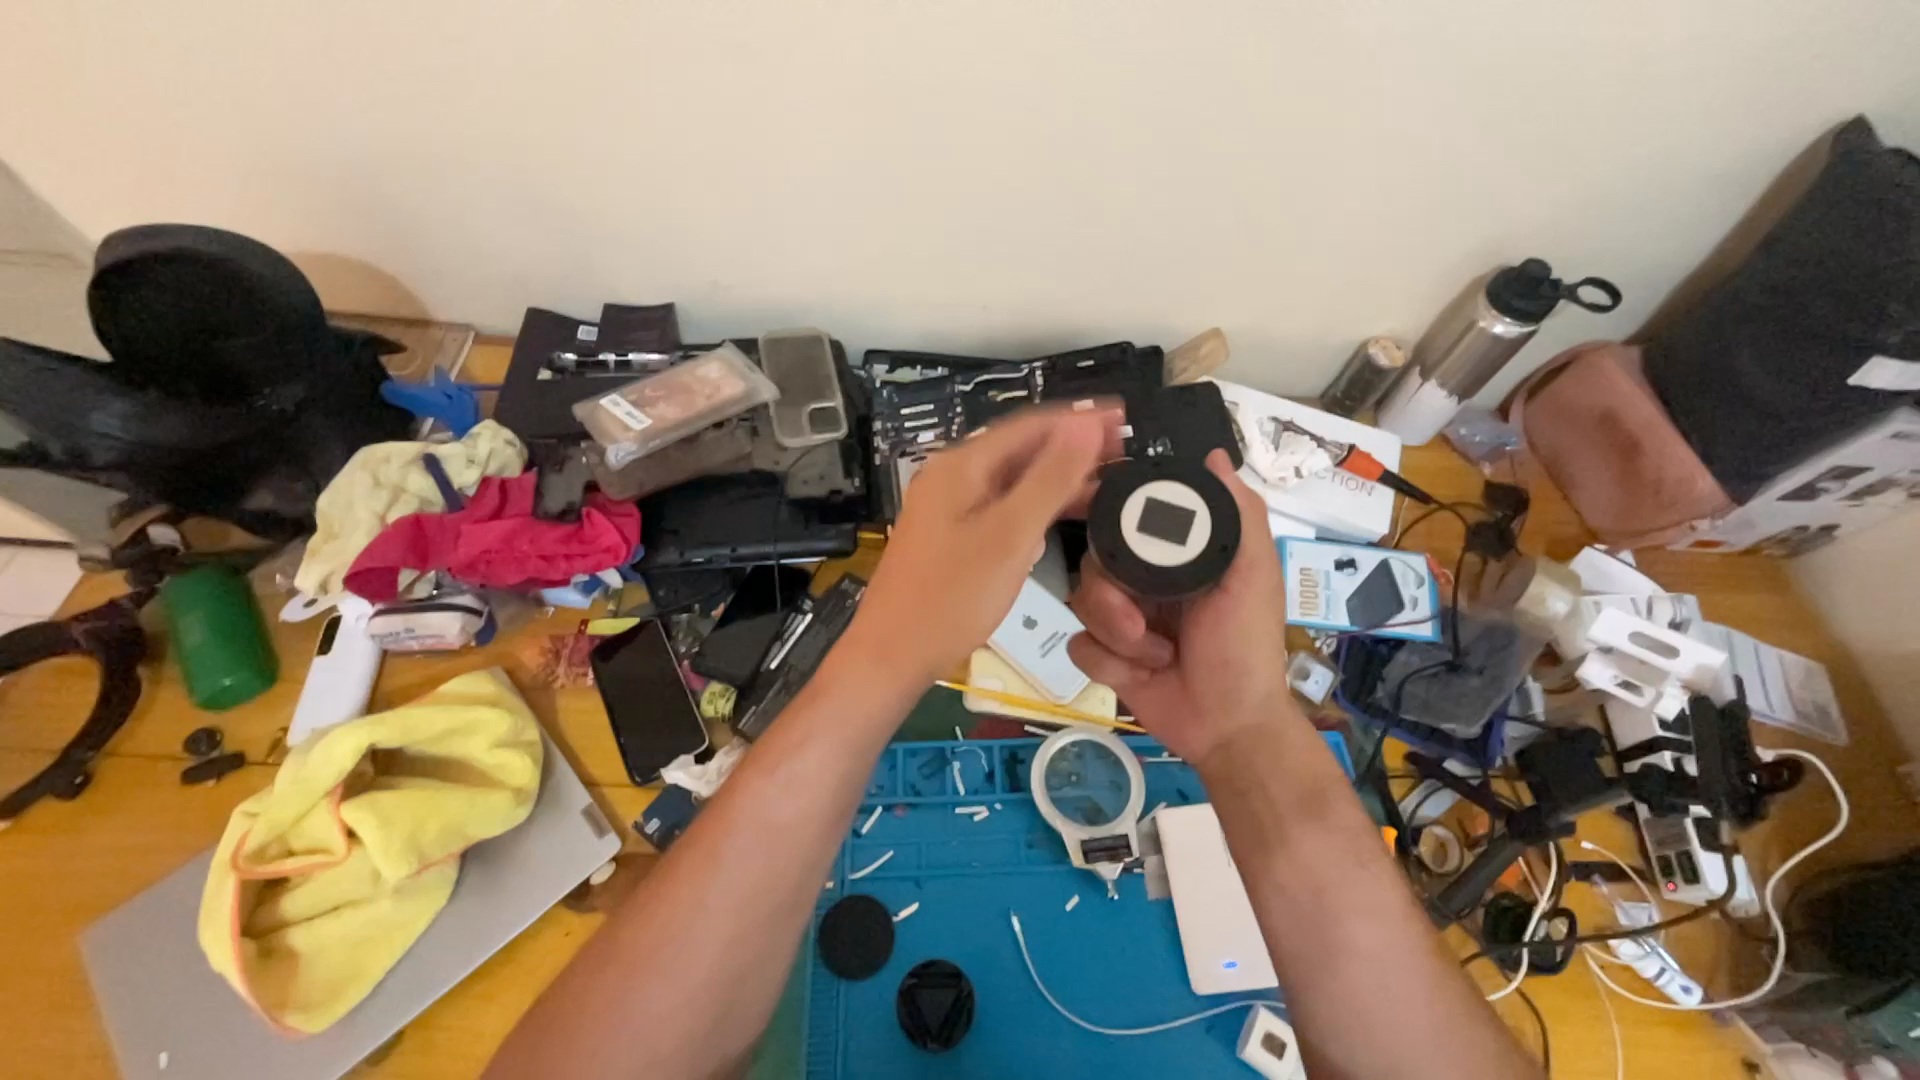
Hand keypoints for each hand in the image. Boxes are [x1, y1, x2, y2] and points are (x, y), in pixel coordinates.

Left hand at [842, 405, 1124, 688]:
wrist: (893, 654)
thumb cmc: (951, 598)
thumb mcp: (1009, 536)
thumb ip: (1051, 478)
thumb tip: (1086, 424)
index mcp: (961, 466)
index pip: (1031, 425)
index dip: (1080, 419)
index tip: (1124, 417)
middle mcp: (952, 477)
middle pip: (1022, 448)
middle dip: (1073, 445)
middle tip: (1125, 449)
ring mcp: (950, 507)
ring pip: (1014, 478)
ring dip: (1059, 475)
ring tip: (1110, 479)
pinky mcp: (953, 535)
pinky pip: (1004, 505)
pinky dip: (1038, 504)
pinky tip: (1067, 514)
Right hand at [1067, 449, 1299, 763]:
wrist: (1228, 725)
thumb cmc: (1247, 647)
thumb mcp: (1255, 576)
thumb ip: (1240, 517)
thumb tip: (1215, 457)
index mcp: (1173, 557)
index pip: (1126, 522)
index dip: (1111, 524)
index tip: (1107, 534)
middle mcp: (1140, 580)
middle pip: (1092, 561)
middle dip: (1113, 596)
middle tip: (1140, 620)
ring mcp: (1118, 618)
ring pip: (1080, 602)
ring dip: (1118, 634)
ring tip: (1156, 654)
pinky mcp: (1102, 655)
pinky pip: (1078, 643)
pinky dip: (1108, 661)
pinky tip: (1140, 674)